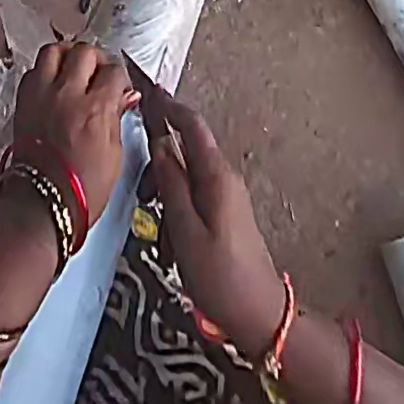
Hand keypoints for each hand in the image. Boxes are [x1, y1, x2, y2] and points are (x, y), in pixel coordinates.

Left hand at [12, 41, 135, 225]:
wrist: (42, 204)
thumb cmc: (80, 190)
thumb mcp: (114, 155)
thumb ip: (117, 118)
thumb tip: (121, 98)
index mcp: (95, 109)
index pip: (113, 71)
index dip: (120, 77)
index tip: (119, 84)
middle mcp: (67, 94)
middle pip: (84, 52)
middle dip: (96, 58)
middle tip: (99, 71)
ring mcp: (42, 95)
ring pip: (54, 50)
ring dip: (67, 55)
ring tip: (74, 66)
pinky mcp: (24, 101)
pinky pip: (33, 70)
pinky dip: (45, 71)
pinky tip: (53, 83)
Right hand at [145, 82, 288, 355]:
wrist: (260, 315)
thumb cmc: (220, 275)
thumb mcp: (185, 228)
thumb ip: (170, 183)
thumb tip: (158, 145)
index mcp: (215, 174)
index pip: (191, 124)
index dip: (168, 103)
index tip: (146, 87)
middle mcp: (222, 177)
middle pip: (184, 149)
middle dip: (159, 163)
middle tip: (143, 194)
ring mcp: (224, 194)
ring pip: (184, 174)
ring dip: (165, 192)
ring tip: (161, 230)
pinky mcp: (222, 211)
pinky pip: (191, 193)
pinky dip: (175, 206)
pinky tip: (171, 239)